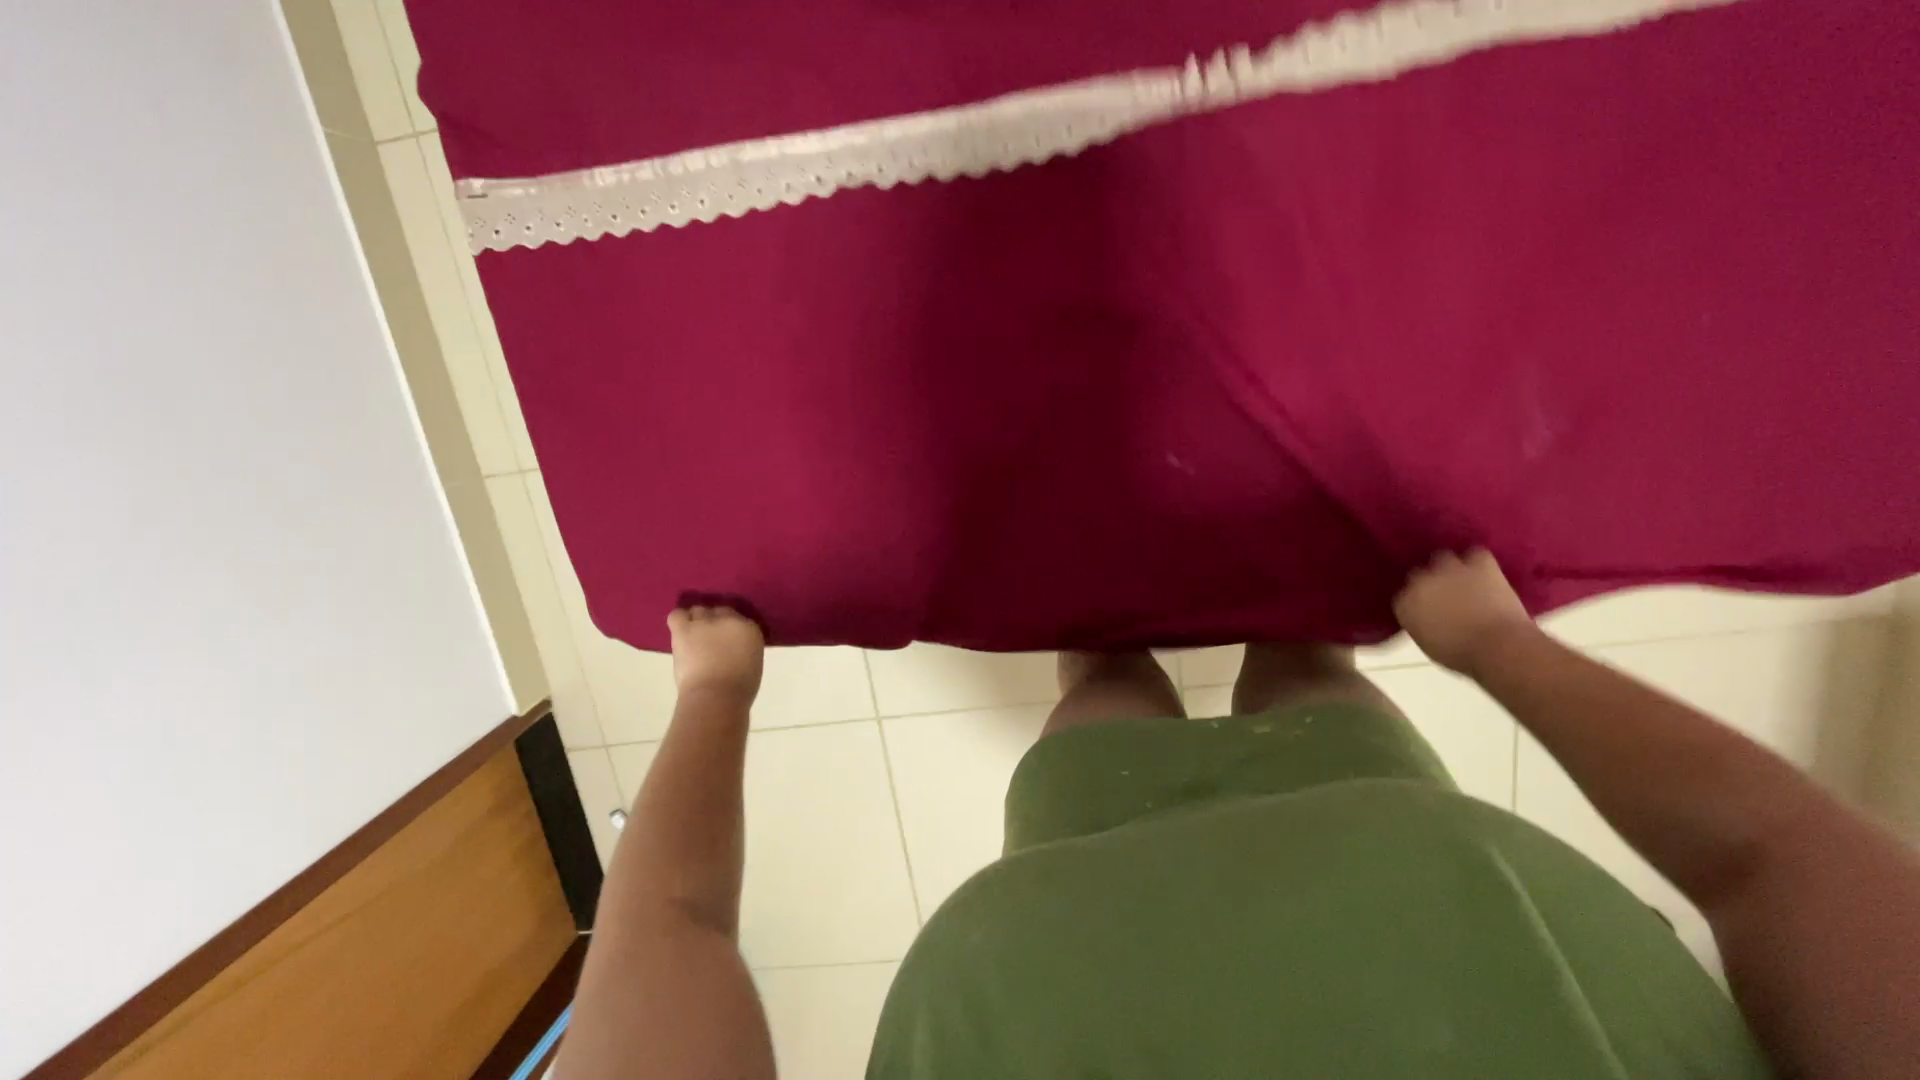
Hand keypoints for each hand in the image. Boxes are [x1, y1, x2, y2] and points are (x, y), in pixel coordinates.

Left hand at [668, 605, 764, 700]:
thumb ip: (744, 651)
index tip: (728, 640)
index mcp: (750, 629)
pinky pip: (677, 615)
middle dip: (715, 623)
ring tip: (694, 635)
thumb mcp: (752, 665)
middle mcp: (729, 619)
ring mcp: (705, 622)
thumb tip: (734, 650)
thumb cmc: (739, 690)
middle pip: (719, 611)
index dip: (732, 629)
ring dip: (697, 621)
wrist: (716, 696)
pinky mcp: (685, 629)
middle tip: (710, 639)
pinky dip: (679, 620)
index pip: (741, 619)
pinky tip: (680, 631)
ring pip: (698, 610)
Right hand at [1393, 549, 1535, 674]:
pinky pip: (1475, 554)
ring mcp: (1449, 568)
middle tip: (1445, 596)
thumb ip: (1420, 622)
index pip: (1404, 594)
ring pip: (1443, 558)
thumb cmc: (1460, 655)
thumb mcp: (1427, 643)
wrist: (1498, 647)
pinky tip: (1483, 572)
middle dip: (1431, 582)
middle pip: (1420, 573)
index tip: (1428, 610)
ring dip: (1451, 569)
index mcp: (1404, 603)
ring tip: (1463, 581)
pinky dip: (1478, 562)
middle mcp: (1421, 580)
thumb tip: (1426, 616)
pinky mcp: (1479, 563)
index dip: (1417, 601)